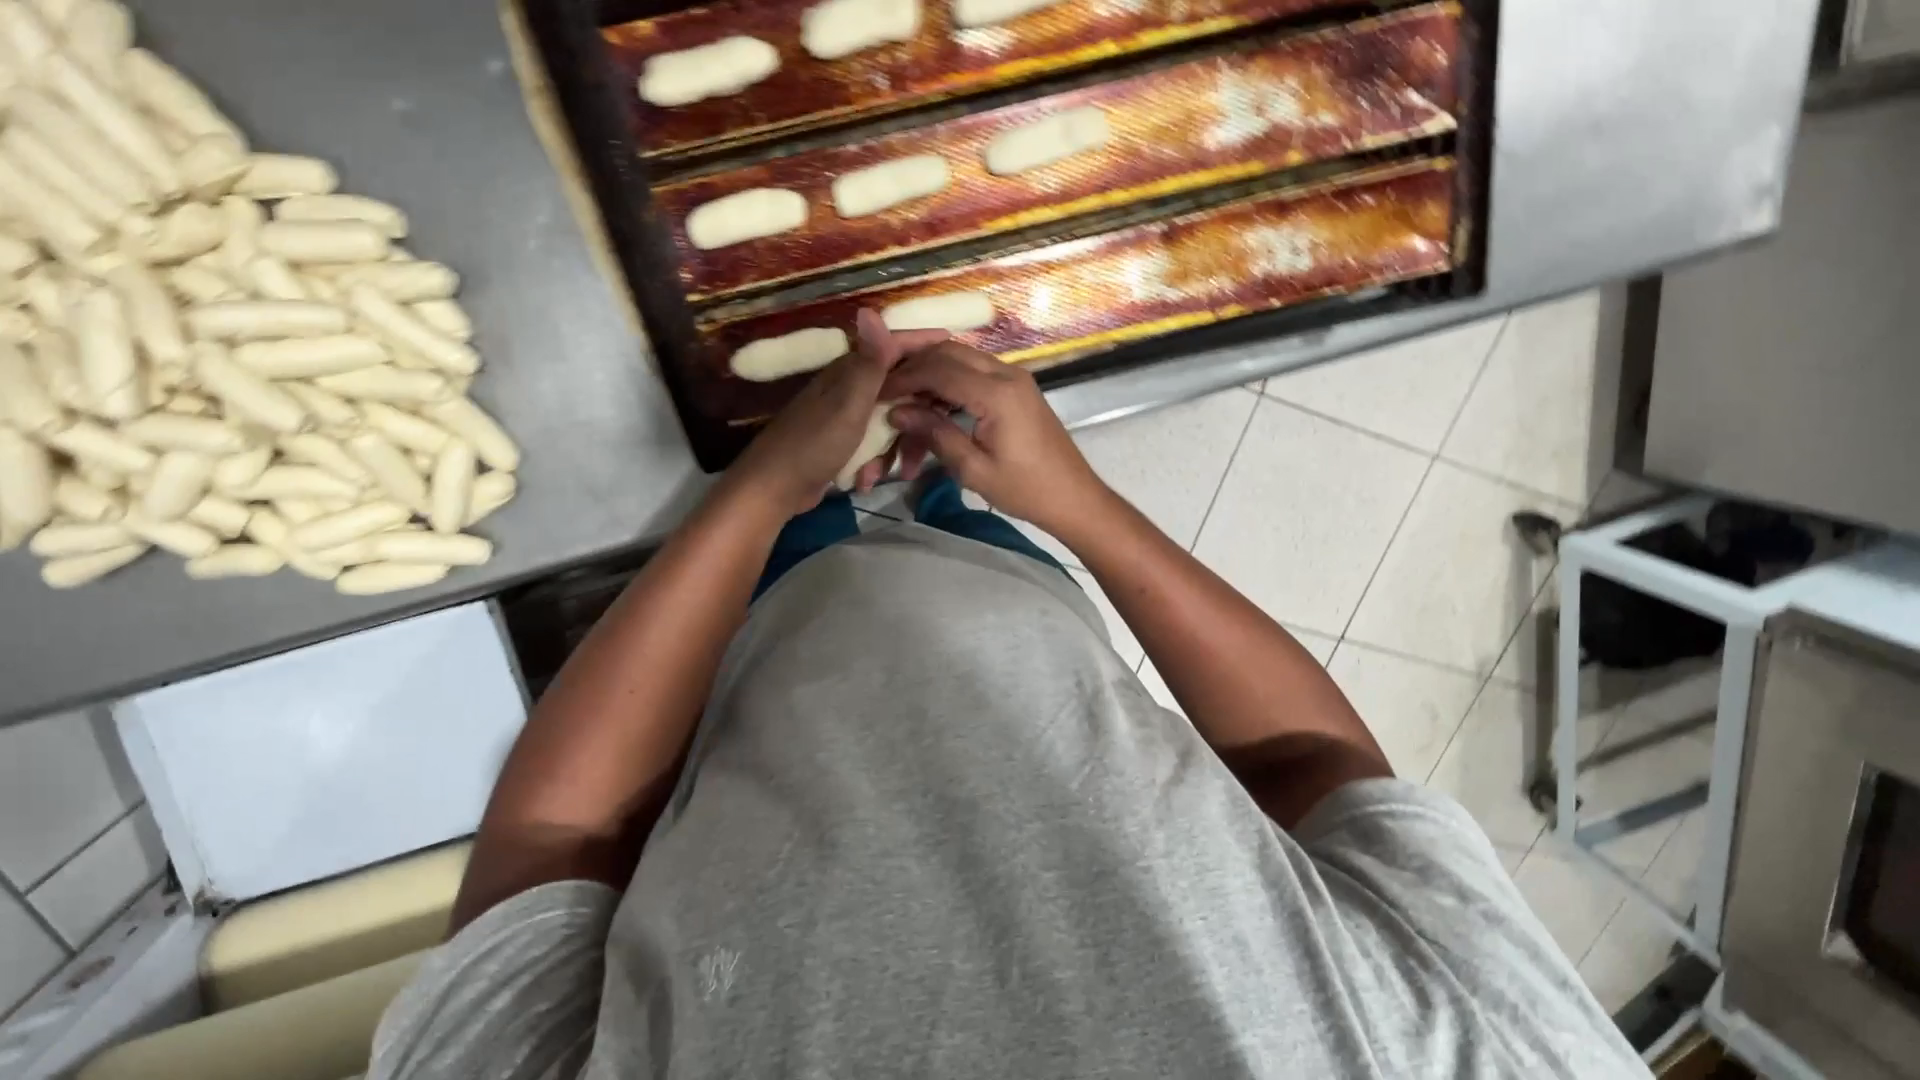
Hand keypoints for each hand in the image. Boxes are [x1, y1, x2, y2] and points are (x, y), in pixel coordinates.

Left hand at [727, 309, 946, 514]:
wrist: (773, 489)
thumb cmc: (813, 444)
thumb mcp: (849, 404)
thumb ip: (869, 363)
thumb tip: (872, 308)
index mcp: (851, 371)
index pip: (897, 346)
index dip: (928, 346)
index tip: (963, 355)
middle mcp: (850, 386)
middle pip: (901, 388)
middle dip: (918, 416)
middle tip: (933, 439)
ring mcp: (846, 414)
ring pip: (890, 420)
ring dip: (894, 448)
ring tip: (897, 472)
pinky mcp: (842, 441)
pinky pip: (873, 445)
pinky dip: (874, 462)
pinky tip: (865, 480)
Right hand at [882, 342, 1109, 533]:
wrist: (1072, 496)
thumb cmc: (1025, 489)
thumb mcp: (973, 470)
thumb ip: (935, 434)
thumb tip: (898, 412)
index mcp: (997, 394)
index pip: (938, 369)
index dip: (903, 378)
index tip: (876, 393)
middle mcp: (1006, 374)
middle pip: (947, 351)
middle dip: (912, 367)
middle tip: (884, 390)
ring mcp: (1013, 377)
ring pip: (959, 358)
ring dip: (929, 376)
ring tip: (903, 405)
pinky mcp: (1015, 388)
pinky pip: (974, 372)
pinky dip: (948, 385)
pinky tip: (929, 410)